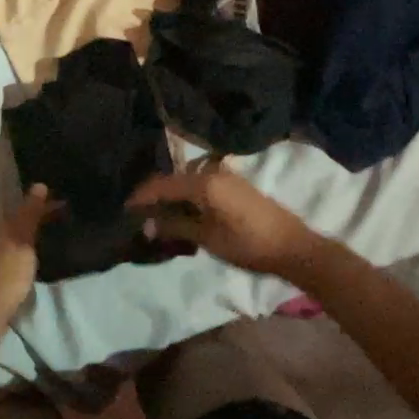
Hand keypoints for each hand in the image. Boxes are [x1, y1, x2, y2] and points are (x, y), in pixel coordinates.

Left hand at [0, 184, 57, 343]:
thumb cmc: (6, 276)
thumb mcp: (21, 242)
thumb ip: (29, 215)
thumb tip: (39, 185)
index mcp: (1, 228)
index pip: (24, 208)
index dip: (45, 204)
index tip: (66, 201)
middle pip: (20, 222)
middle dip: (41, 217)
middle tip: (67, 216)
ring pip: (18, 238)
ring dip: (36, 233)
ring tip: (58, 234)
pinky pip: (17, 253)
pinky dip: (30, 249)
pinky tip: (40, 256)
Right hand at [128, 159, 324, 278]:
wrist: (293, 247)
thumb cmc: (248, 244)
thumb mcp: (207, 238)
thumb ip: (175, 227)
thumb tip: (146, 225)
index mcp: (203, 181)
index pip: (162, 184)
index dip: (142, 196)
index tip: (125, 208)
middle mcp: (212, 172)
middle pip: (174, 180)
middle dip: (156, 195)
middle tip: (140, 214)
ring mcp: (226, 176)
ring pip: (188, 182)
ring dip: (173, 197)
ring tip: (159, 216)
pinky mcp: (235, 186)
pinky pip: (202, 185)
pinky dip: (188, 197)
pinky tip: (184, 213)